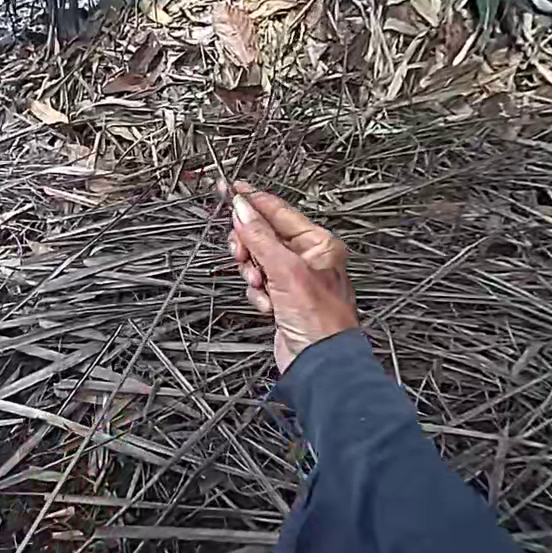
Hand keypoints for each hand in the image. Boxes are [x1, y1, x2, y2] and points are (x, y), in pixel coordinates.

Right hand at [224, 182, 358, 371]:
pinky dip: (257, 293)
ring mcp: (293, 280)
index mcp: (318, 243)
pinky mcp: (282, 299)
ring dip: (252, 273)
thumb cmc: (319, 320)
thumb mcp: (285, 270)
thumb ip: (259, 236)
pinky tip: (266, 304)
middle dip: (249, 247)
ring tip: (260, 285)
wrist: (318, 362)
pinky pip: (258, 284)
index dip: (253, 200)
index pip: (279, 211)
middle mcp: (307, 259)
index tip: (232, 189)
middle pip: (263, 236)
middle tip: (242, 253)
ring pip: (256, 260)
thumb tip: (242, 209)